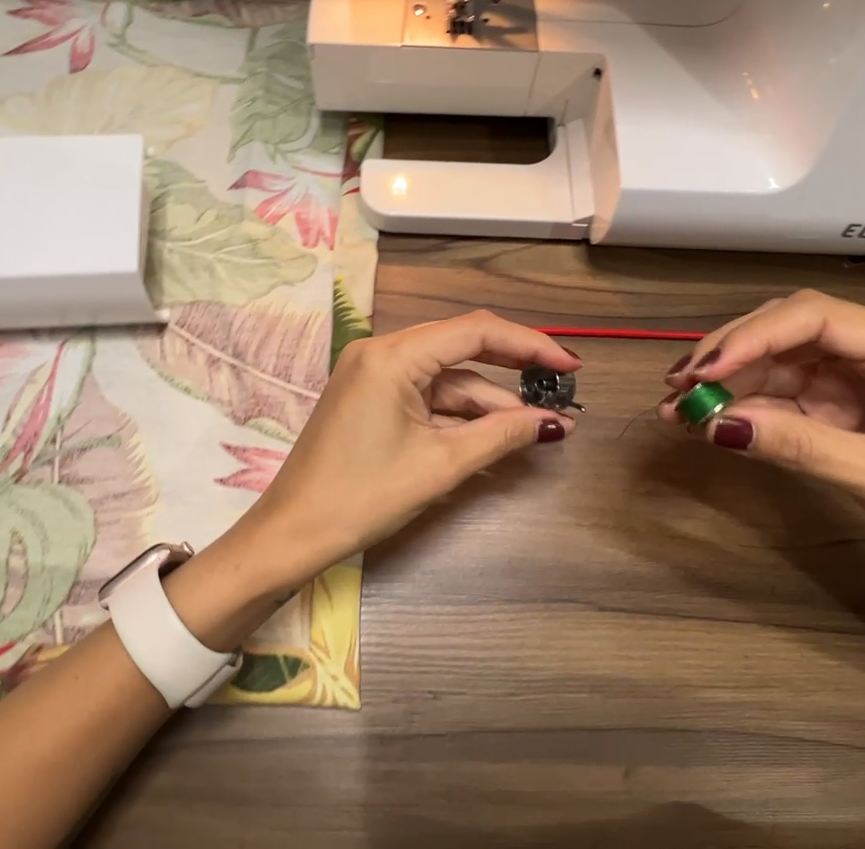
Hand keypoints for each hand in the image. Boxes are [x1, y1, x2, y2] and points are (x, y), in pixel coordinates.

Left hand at [233, 311, 577, 589]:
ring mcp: (373, 373)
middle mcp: (381, 351)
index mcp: (392, 355)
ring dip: (489, 400)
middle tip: (561, 387)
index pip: (475, 332)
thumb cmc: (362, 497)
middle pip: (462, 346)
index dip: (530, 345)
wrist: (293, 533)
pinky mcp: (371, 396)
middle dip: (513, 369)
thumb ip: (502, 435)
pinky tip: (495, 433)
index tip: (571, 367)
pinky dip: (460, 412)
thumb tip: (556, 423)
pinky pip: (426, 394)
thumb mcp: (441, 465)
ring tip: (537, 426)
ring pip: (447, 376)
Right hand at [657, 290, 864, 607]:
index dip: (752, 336)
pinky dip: (748, 412)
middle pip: (791, 331)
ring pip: (782, 365)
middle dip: (732, 354)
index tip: (703, 372)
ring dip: (731, 384)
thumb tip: (715, 426)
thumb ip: (799, 447)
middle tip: (677, 385)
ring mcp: (862, 385)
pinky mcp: (848, 416)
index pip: (816, 317)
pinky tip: (712, 423)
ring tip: (679, 408)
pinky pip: (788, 402)